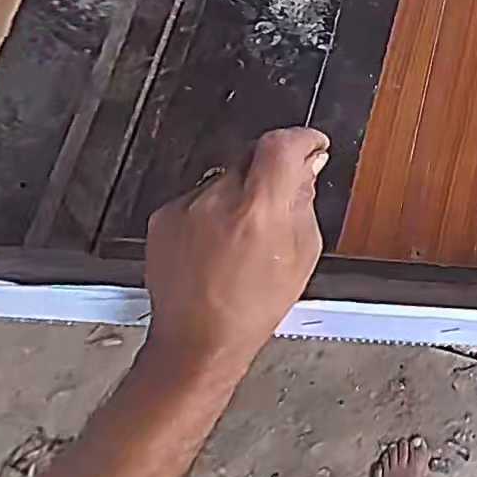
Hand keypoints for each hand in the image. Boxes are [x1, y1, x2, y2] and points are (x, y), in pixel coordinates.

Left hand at [143, 128, 329, 370]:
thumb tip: (309, 166)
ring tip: (244, 237)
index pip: (281, 144)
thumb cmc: (253, 307)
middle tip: (280, 199)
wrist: (199, 339)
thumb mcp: (302, 253)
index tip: (311, 144)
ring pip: (226, 176)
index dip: (303, 138)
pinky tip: (219, 243)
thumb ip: (304, 200)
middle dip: (272, 169)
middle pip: (252, 155)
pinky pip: (200, 195)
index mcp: (259, 210)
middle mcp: (219, 200)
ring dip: (241, 193)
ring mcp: (187, 206)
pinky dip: (214, 210)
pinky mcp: (165, 215)